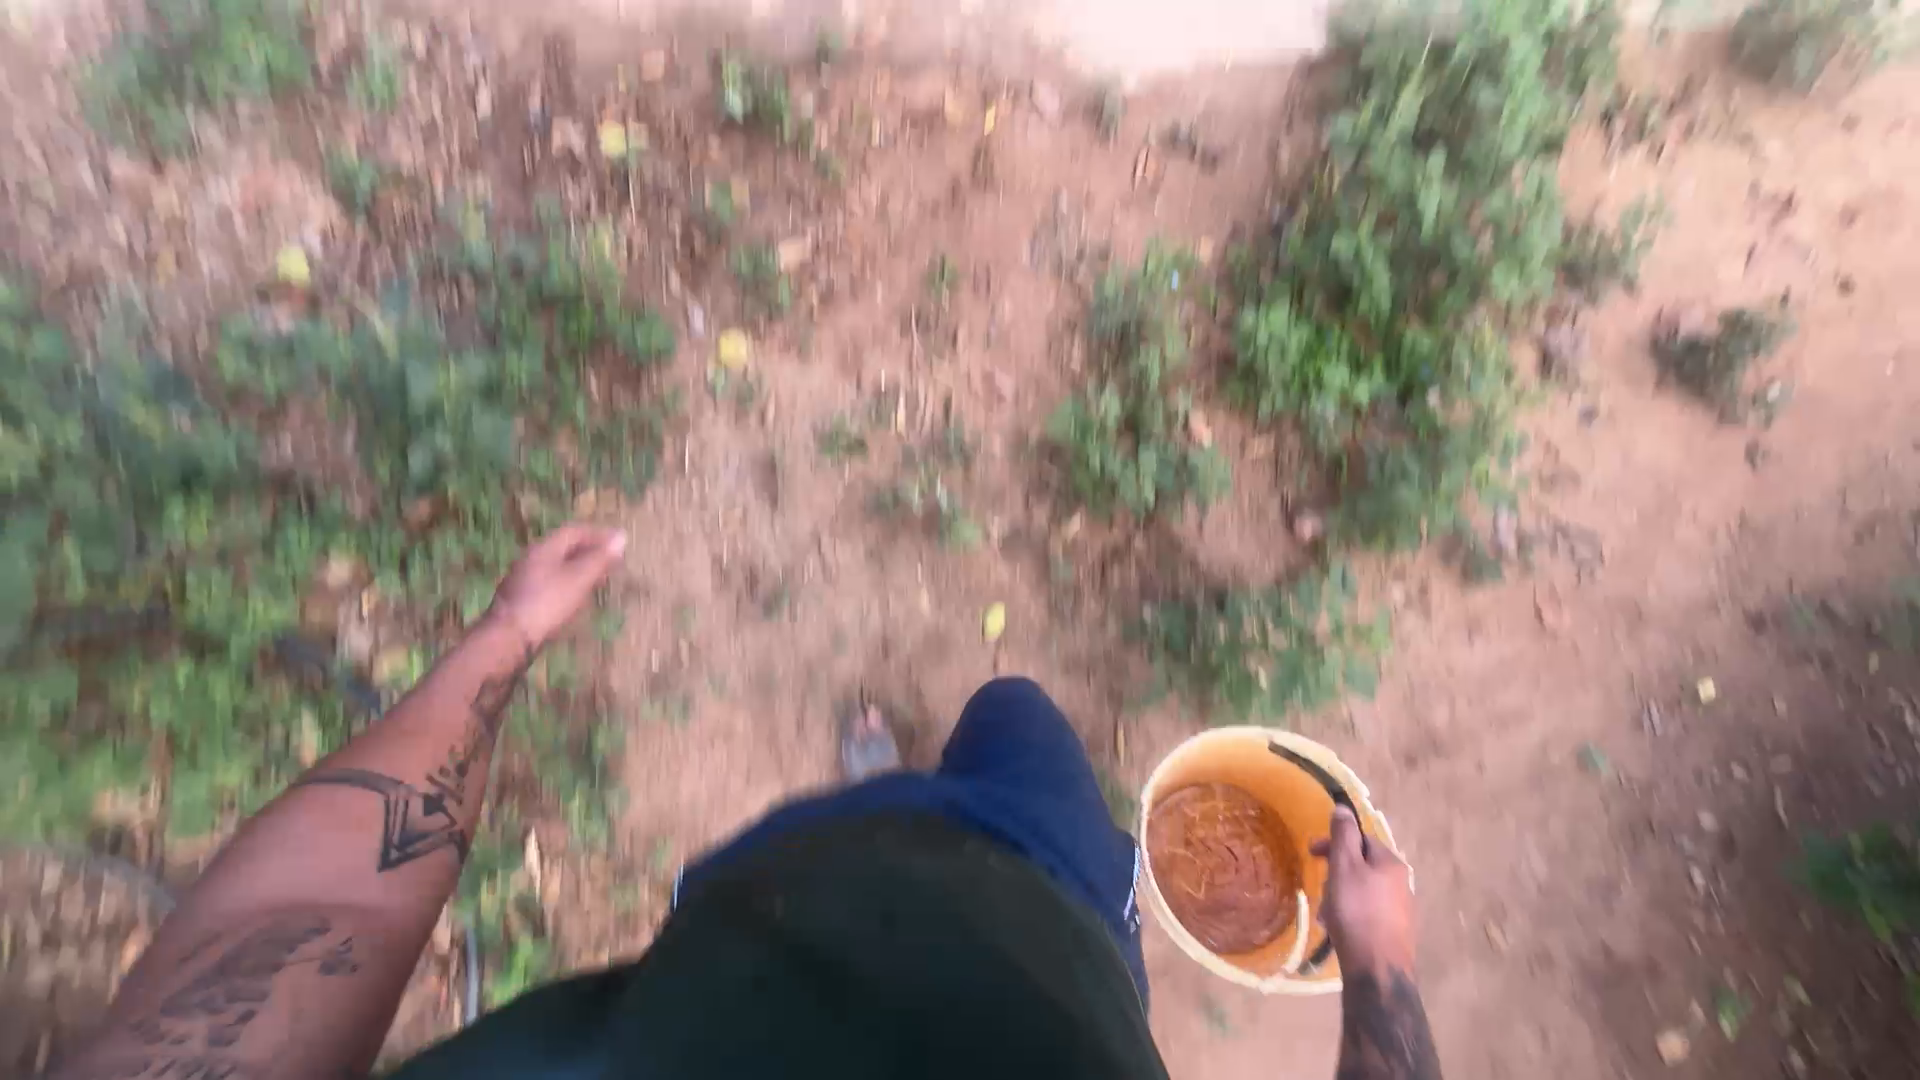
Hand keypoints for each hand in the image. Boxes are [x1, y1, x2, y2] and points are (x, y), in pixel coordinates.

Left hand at [484, 524, 627, 649]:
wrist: (509, 637)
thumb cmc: (548, 603)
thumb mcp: (580, 578)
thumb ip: (600, 558)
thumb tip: (621, 536)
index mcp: (544, 549)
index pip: (574, 531)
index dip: (598, 534)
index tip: (618, 542)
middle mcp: (531, 558)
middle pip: (564, 546)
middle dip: (590, 550)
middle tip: (612, 559)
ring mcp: (524, 578)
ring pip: (557, 564)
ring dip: (580, 566)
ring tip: (599, 576)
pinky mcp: (523, 598)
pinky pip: (551, 580)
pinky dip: (570, 581)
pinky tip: (577, 595)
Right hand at [1310, 805, 1415, 978]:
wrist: (1378, 970)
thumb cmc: (1357, 911)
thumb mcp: (1344, 866)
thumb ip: (1343, 835)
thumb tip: (1343, 807)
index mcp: (1390, 863)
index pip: (1360, 838)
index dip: (1334, 842)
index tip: (1312, 853)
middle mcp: (1401, 883)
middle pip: (1360, 864)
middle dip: (1335, 871)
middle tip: (1320, 885)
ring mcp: (1400, 910)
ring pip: (1361, 888)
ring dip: (1339, 893)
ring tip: (1326, 911)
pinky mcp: (1395, 932)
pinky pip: (1366, 911)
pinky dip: (1349, 912)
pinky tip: (1338, 927)